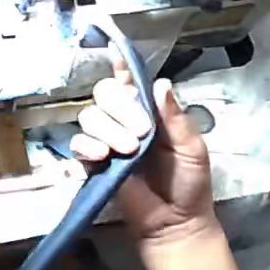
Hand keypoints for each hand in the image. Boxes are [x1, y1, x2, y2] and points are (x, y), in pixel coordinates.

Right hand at [71, 74, 220, 255]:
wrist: (175, 222)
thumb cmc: (188, 183)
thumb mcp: (191, 148)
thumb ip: (174, 117)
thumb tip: (161, 84)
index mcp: (148, 112)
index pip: (130, 81)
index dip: (121, 64)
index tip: (113, 47)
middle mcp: (123, 120)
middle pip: (105, 94)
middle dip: (121, 108)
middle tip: (141, 133)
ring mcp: (106, 140)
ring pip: (91, 116)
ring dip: (108, 129)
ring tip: (127, 151)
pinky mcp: (92, 162)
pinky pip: (78, 143)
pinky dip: (87, 146)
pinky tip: (102, 156)